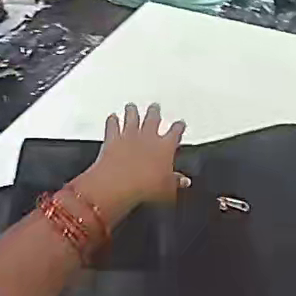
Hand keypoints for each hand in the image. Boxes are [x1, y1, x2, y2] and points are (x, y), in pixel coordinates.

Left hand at [77, 104, 189, 218]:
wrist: (119, 183)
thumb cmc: (145, 187)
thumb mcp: (167, 189)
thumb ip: (176, 182)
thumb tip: (184, 181)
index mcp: (165, 147)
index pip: (175, 133)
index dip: (178, 127)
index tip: (179, 124)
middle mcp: (148, 137)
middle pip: (152, 119)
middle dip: (154, 112)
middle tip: (155, 107)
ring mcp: (129, 136)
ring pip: (132, 118)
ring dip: (132, 111)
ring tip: (132, 106)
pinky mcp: (112, 139)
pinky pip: (113, 126)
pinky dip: (112, 120)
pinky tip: (112, 117)